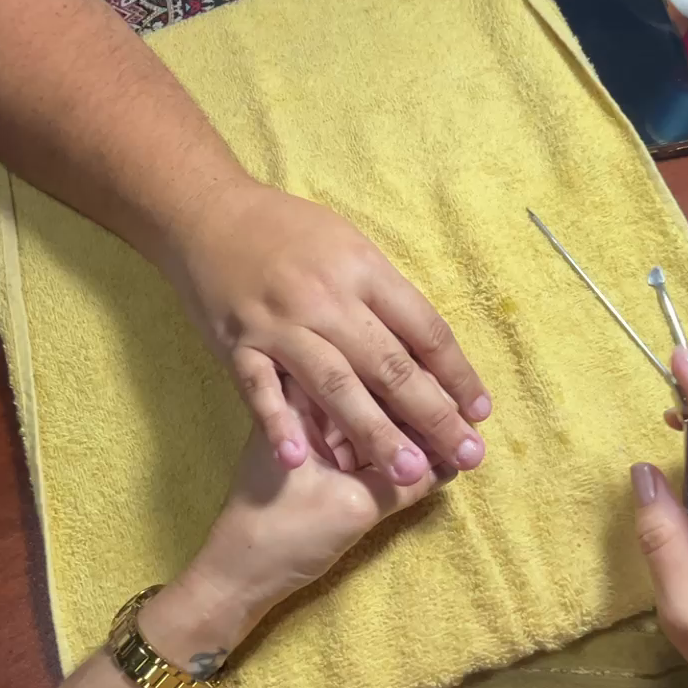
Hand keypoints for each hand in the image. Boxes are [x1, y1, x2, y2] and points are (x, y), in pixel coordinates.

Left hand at [151, 377, 445, 655]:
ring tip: (459, 433)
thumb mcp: (353, 507)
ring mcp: (312, 431)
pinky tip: (431, 454)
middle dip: (418, 402)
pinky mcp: (320, 456)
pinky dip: (394, 445)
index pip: (364, 371)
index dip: (415, 380)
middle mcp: (304, 405)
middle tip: (469, 416)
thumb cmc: (283, 535)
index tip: (460, 395)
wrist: (238, 579)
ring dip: (409, 425)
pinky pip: (364, 439)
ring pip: (371, 413)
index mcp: (299, 401)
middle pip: (371, 388)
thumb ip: (406, 480)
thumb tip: (457, 457)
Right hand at [163, 183, 489, 485]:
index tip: (480, 412)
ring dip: (374, 432)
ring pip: (335, 385)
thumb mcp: (347, 244)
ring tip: (408, 473)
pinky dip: (279, 424)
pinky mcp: (239, 344)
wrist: (208, 214)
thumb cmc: (285, 230)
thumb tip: (425, 349)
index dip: (457, 374)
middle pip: (390, 365)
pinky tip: (299, 460)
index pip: (424, 329)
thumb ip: (382, 294)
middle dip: (434, 415)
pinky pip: (261, 390)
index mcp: (362, 270)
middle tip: (468, 457)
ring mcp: (281, 324)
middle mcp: (327, 299)